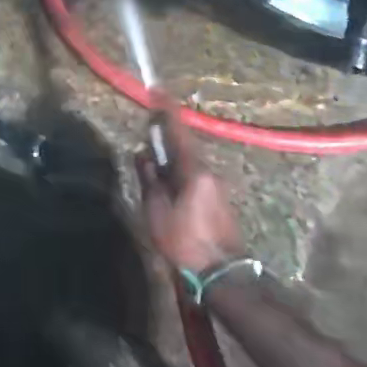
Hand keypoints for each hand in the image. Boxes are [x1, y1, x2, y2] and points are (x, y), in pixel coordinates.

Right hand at [135, 107, 245, 272]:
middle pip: (184, 147)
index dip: (166, 111)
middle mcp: (209, 172)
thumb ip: (150, 180)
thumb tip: (143, 155)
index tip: (157, 91)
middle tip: (149, 131)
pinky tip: (169, 185)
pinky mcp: (218, 200)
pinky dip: (180, 172)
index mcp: (194, 171)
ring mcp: (217, 186)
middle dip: (166, 138)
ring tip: (154, 163)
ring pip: (189, 163)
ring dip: (173, 158)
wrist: (223, 275)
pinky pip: (195, 176)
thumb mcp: (157, 212)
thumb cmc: (185, 243)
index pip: (178, 133)